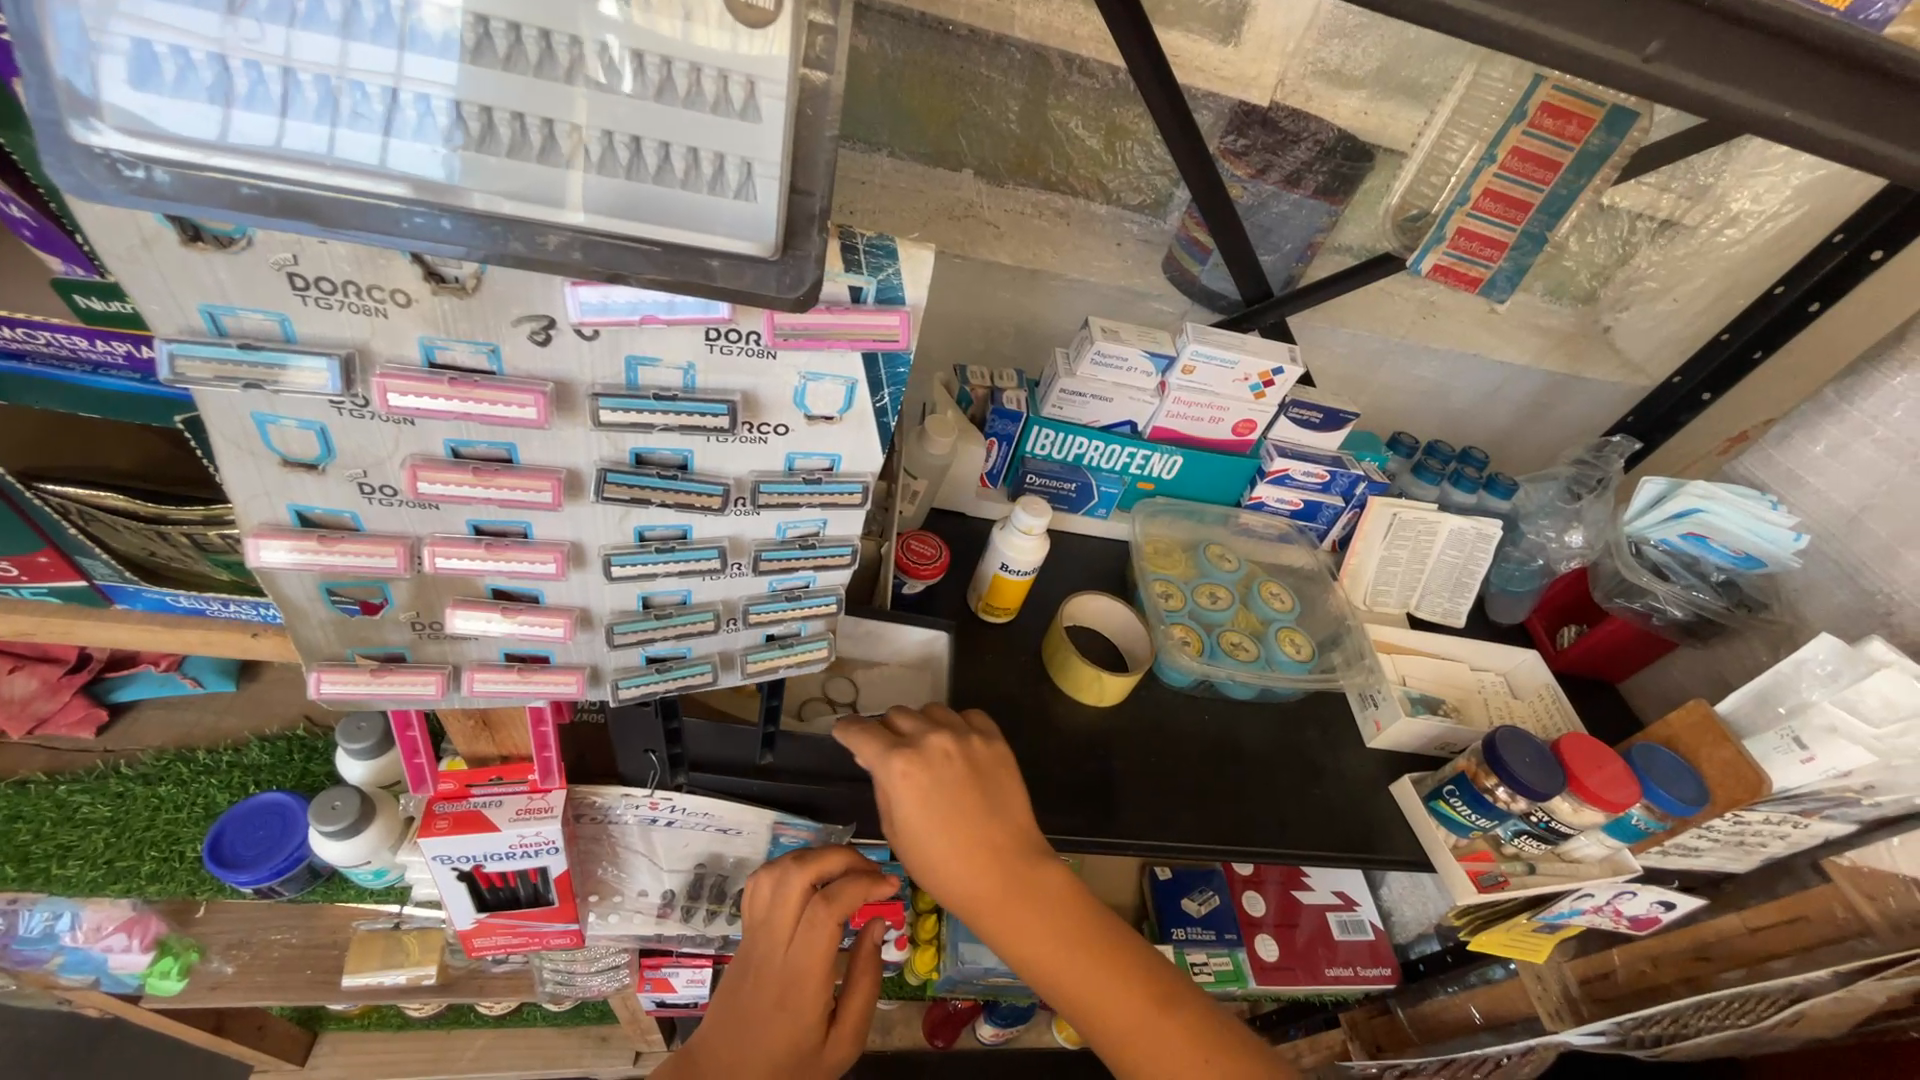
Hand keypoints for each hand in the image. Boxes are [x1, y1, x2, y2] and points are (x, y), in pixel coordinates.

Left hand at [656, 846, 895, 1079]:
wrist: (724, 1077)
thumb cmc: (789, 1066)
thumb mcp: (842, 1044)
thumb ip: (865, 983)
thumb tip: (878, 924)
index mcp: (799, 976)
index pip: (826, 907)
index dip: (862, 884)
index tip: (890, 886)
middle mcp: (771, 945)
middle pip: (799, 873)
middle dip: (842, 858)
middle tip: (873, 871)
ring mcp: (752, 934)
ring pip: (776, 870)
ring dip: (817, 856)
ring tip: (847, 870)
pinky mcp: (743, 931)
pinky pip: (759, 882)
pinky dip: (790, 865)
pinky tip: (813, 879)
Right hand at [833, 704, 1055, 917]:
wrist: (1004, 873)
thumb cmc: (940, 865)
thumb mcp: (894, 830)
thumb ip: (881, 786)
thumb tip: (872, 758)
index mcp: (898, 764)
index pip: (860, 730)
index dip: (847, 731)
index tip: (846, 734)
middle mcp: (929, 739)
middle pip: (896, 715)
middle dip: (886, 732)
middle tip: (891, 755)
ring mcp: (965, 735)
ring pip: (931, 710)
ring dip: (921, 726)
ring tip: (928, 751)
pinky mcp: (994, 739)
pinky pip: (968, 716)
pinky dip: (957, 726)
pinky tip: (959, 748)